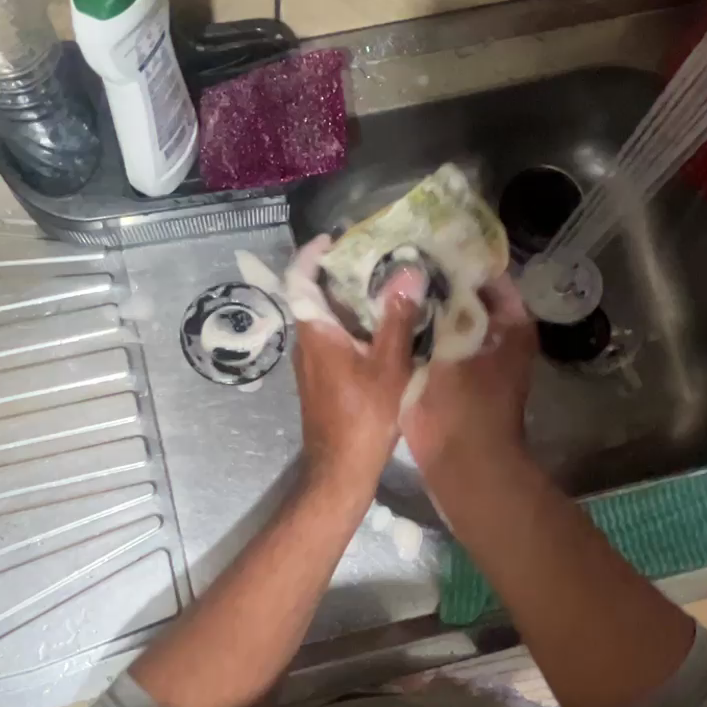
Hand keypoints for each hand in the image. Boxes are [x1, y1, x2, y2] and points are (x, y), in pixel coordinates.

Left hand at [289, 234, 426, 491]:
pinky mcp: (321, 377)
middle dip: (340, 273)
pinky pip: (332, 337)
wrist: (340, 468)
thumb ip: (396, 318)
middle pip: (314, 295)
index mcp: (316, 332)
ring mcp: (311, 361)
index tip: (335, 238)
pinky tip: (383, 327)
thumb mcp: (388, 366)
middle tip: (375, 257)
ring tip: (386, 286)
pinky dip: (353, 325)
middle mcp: (306, 342)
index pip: (299, 278)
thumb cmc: (363, 417)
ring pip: (325, 318)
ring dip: (349, 301)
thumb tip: (406, 272)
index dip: (312, 254)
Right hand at [402, 273, 536, 478]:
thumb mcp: (455, 348)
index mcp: (511, 325)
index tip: (428, 238)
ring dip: (422, 306)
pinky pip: (430, 343)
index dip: (461, 256)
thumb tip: (425, 271)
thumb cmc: (466, 408)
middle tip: (398, 255)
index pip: (488, 274)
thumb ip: (443, 308)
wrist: (462, 467)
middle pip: (465, 295)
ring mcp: (471, 358)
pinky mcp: (449, 378)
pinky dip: (413, 332)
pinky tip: (384, 315)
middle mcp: (495, 337)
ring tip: (386, 278)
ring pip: (445, 319)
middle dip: (435, 279)